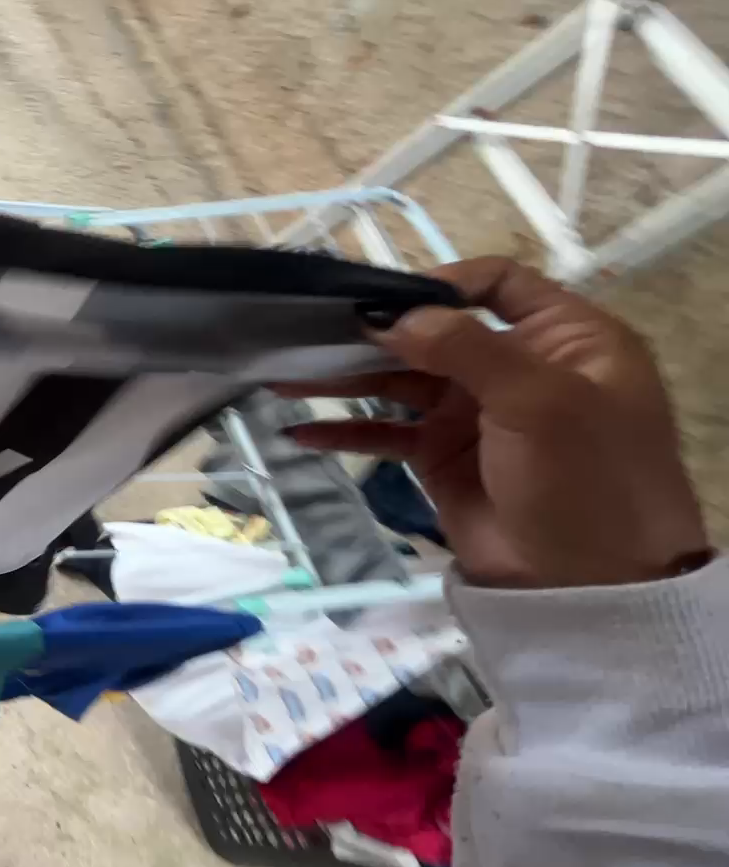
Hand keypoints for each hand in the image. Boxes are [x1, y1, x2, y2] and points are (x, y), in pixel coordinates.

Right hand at [275, 257, 709, 588]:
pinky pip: (379, 431)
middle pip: (429, 333)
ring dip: (339, 381)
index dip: (438, 284)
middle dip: (368, 336)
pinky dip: (340, 431)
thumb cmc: (584, 480)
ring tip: (282, 382)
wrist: (583, 582)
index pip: (497, 284)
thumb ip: (464, 349)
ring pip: (393, 381)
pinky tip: (299, 433)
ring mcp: (470, 411)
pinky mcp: (436, 451)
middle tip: (306, 339)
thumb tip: (387, 316)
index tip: (378, 304)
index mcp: (562, 339)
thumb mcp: (538, 402)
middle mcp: (513, 366)